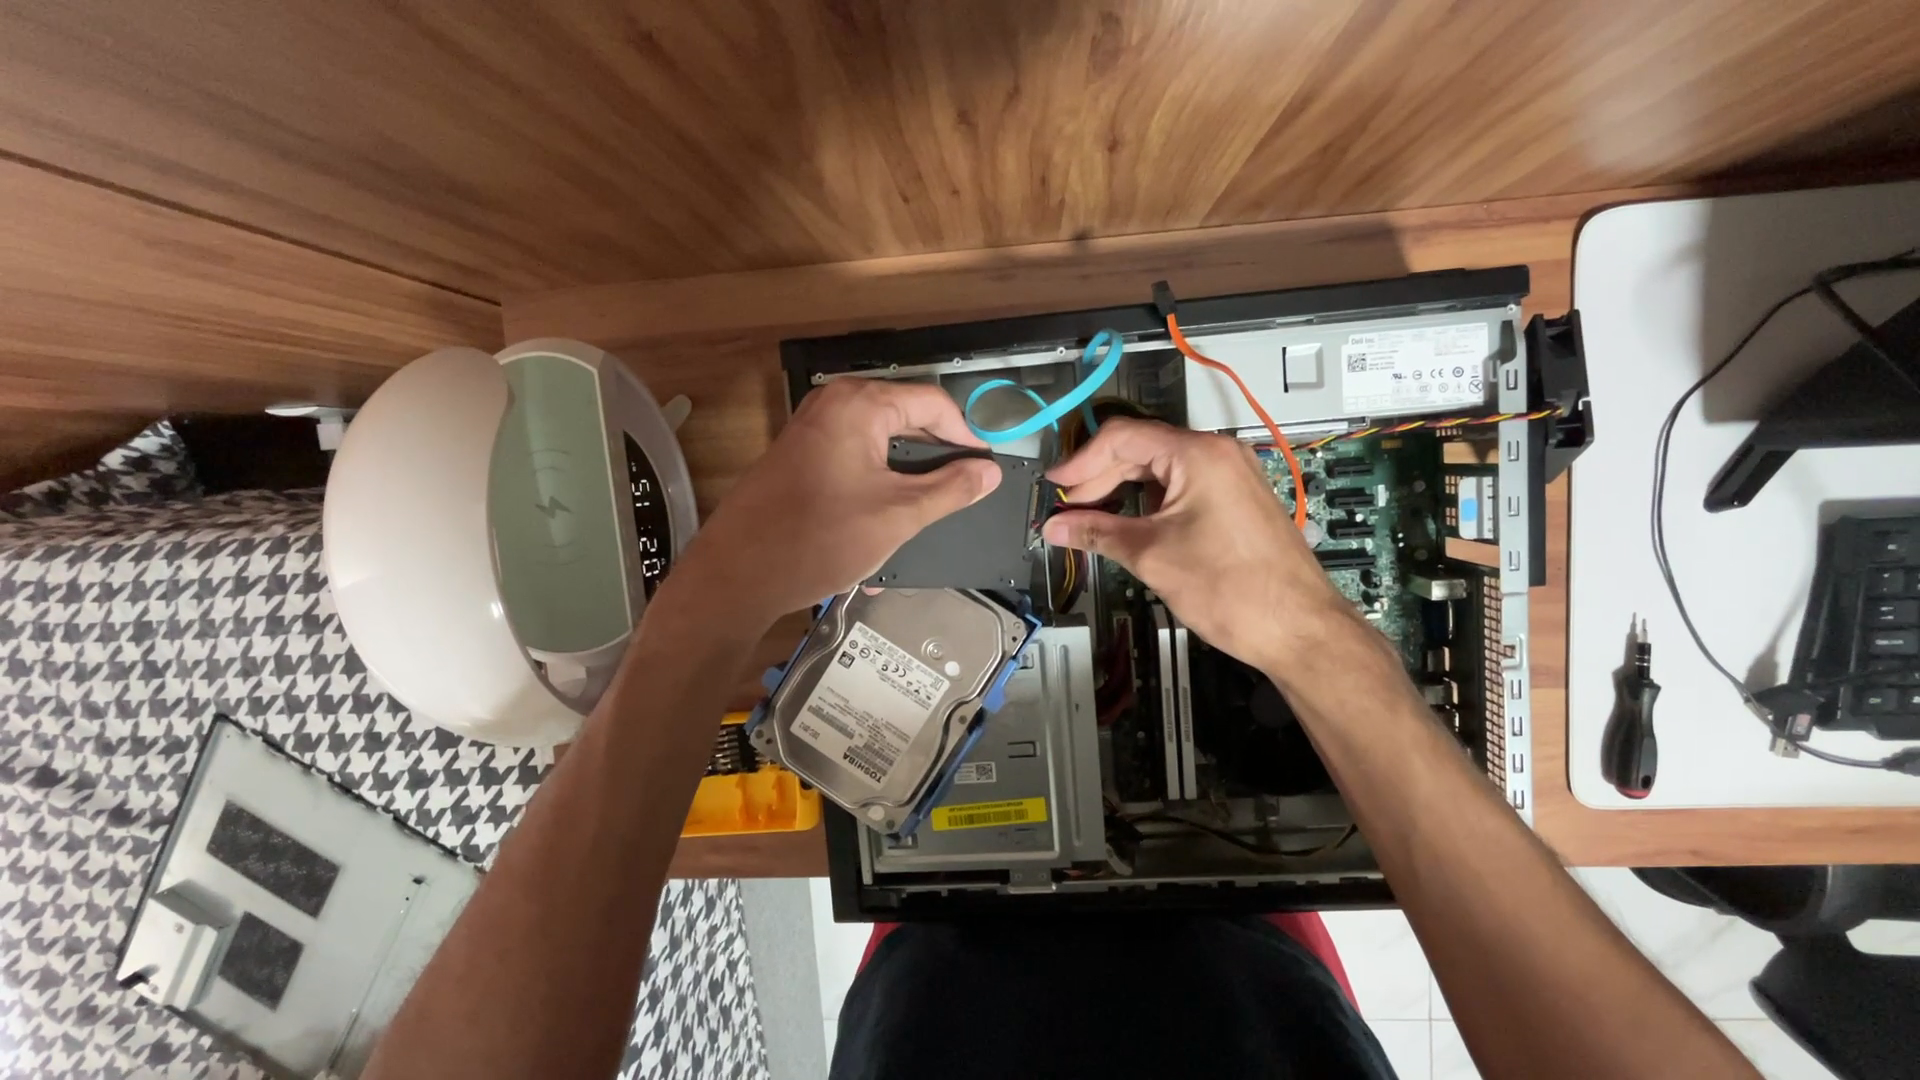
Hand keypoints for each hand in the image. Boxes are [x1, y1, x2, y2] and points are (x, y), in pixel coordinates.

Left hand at [665, 378, 1000, 628]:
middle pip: (906, 415)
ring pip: (881, 438)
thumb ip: (951, 489)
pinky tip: (892, 510)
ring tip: (933, 503)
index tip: (987, 466)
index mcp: (859, 404)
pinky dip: (880, 477)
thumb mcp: (897, 515)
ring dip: (909, 469)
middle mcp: (834, 404)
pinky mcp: (802, 453)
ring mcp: (813, 427)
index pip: (933, 402)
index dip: (966, 434)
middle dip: (938, 451)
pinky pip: (856, 453)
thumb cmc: (817, 540)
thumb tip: (988, 472)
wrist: (737, 575)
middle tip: (965, 487)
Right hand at [1041, 418, 1352, 677]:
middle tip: (1068, 510)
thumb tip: (1058, 527)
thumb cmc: (1238, 591)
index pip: (1122, 437)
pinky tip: (1129, 526)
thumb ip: (1097, 533)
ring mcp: (1232, 476)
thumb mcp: (1151, 556)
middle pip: (1141, 450)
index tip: (1056, 485)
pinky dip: (1150, 503)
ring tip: (1092, 522)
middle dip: (1099, 479)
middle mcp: (1219, 454)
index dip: (1081, 461)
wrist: (1297, 629)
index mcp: (1199, 454)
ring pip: (1161, 470)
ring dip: (1123, 492)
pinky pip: (1182, 487)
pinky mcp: (1237, 500)